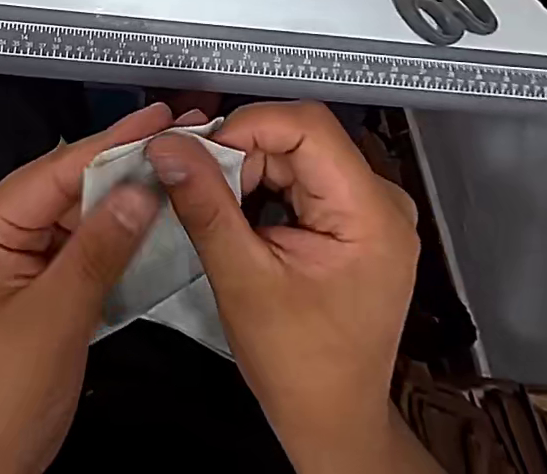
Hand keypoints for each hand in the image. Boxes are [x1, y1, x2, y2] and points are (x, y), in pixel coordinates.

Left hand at [0, 103, 188, 473]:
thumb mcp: (53, 321)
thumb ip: (98, 250)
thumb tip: (141, 188)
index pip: (58, 168)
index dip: (115, 140)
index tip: (162, 117)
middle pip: (70, 182)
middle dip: (126, 161)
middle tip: (181, 135)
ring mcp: (17, 249)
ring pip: (80, 208)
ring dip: (126, 193)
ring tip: (176, 166)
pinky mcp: (37, 274)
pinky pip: (82, 239)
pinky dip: (117, 230)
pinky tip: (153, 212)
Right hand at [147, 101, 439, 473]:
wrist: (333, 421)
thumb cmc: (295, 363)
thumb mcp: (241, 280)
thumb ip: (204, 204)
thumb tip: (166, 145)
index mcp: (370, 212)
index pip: (309, 127)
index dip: (248, 126)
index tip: (198, 152)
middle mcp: (380, 198)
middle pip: (300, 137)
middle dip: (241, 151)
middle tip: (195, 179)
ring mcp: (370, 207)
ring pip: (295, 152)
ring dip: (247, 168)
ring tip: (215, 202)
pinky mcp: (353, 216)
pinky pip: (300, 174)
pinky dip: (261, 183)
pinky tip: (239, 211)